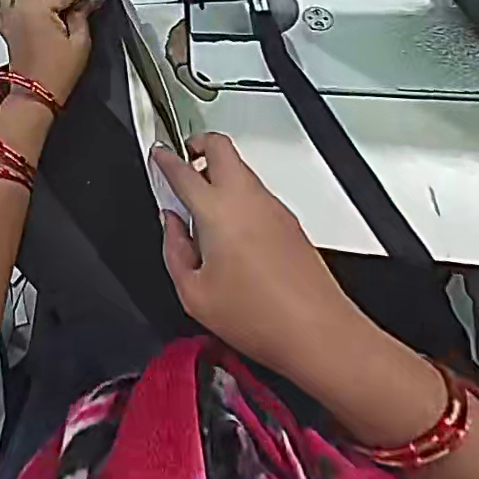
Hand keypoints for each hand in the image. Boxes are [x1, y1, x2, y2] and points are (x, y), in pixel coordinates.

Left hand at [0, 0, 102, 105]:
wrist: (36, 95)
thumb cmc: (55, 74)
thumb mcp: (79, 42)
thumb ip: (82, 15)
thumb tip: (88, 1)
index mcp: (38, 10)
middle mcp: (19, 10)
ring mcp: (9, 19)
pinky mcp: (5, 30)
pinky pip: (2, 8)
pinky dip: (12, 5)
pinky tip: (28, 12)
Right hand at [154, 134, 354, 376]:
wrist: (320, 334)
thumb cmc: (262, 318)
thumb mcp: (193, 294)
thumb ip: (173, 250)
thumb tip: (172, 228)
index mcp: (216, 210)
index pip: (182, 169)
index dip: (164, 157)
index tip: (159, 154)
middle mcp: (245, 198)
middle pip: (219, 145)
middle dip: (197, 144)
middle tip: (183, 160)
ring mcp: (271, 206)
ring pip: (240, 167)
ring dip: (218, 171)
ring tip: (202, 204)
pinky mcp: (289, 220)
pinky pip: (255, 191)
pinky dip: (237, 194)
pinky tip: (229, 228)